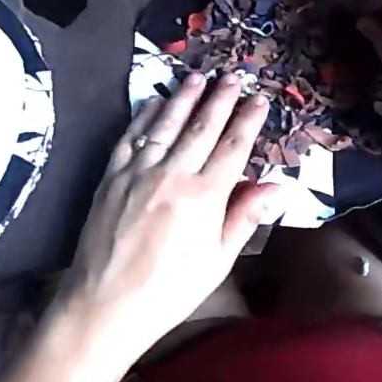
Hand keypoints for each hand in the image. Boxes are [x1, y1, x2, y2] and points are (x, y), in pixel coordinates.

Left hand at [51, 72, 283, 357]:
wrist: (104, 307)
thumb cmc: (170, 291)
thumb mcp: (218, 261)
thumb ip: (245, 218)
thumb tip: (277, 188)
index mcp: (205, 197)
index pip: (234, 147)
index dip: (249, 121)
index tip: (259, 100)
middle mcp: (173, 175)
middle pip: (203, 127)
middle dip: (221, 98)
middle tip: (233, 75)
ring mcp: (138, 173)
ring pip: (166, 124)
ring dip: (184, 97)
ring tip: (198, 76)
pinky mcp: (111, 178)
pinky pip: (130, 137)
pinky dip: (144, 116)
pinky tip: (154, 102)